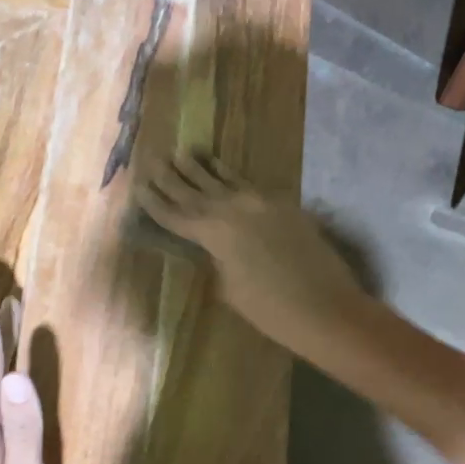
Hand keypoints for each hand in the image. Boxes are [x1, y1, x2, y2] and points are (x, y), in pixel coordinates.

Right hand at [134, 153, 368, 351]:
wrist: (325, 307)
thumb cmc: (271, 310)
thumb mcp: (231, 289)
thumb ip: (217, 261)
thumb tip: (214, 248)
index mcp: (213, 233)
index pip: (176, 215)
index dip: (156, 202)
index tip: (138, 185)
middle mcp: (233, 209)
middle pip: (196, 190)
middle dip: (172, 177)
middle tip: (154, 158)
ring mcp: (261, 203)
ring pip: (223, 180)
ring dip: (201, 168)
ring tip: (183, 153)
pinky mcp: (284, 205)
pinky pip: (249, 185)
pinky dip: (231, 176)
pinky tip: (222, 169)